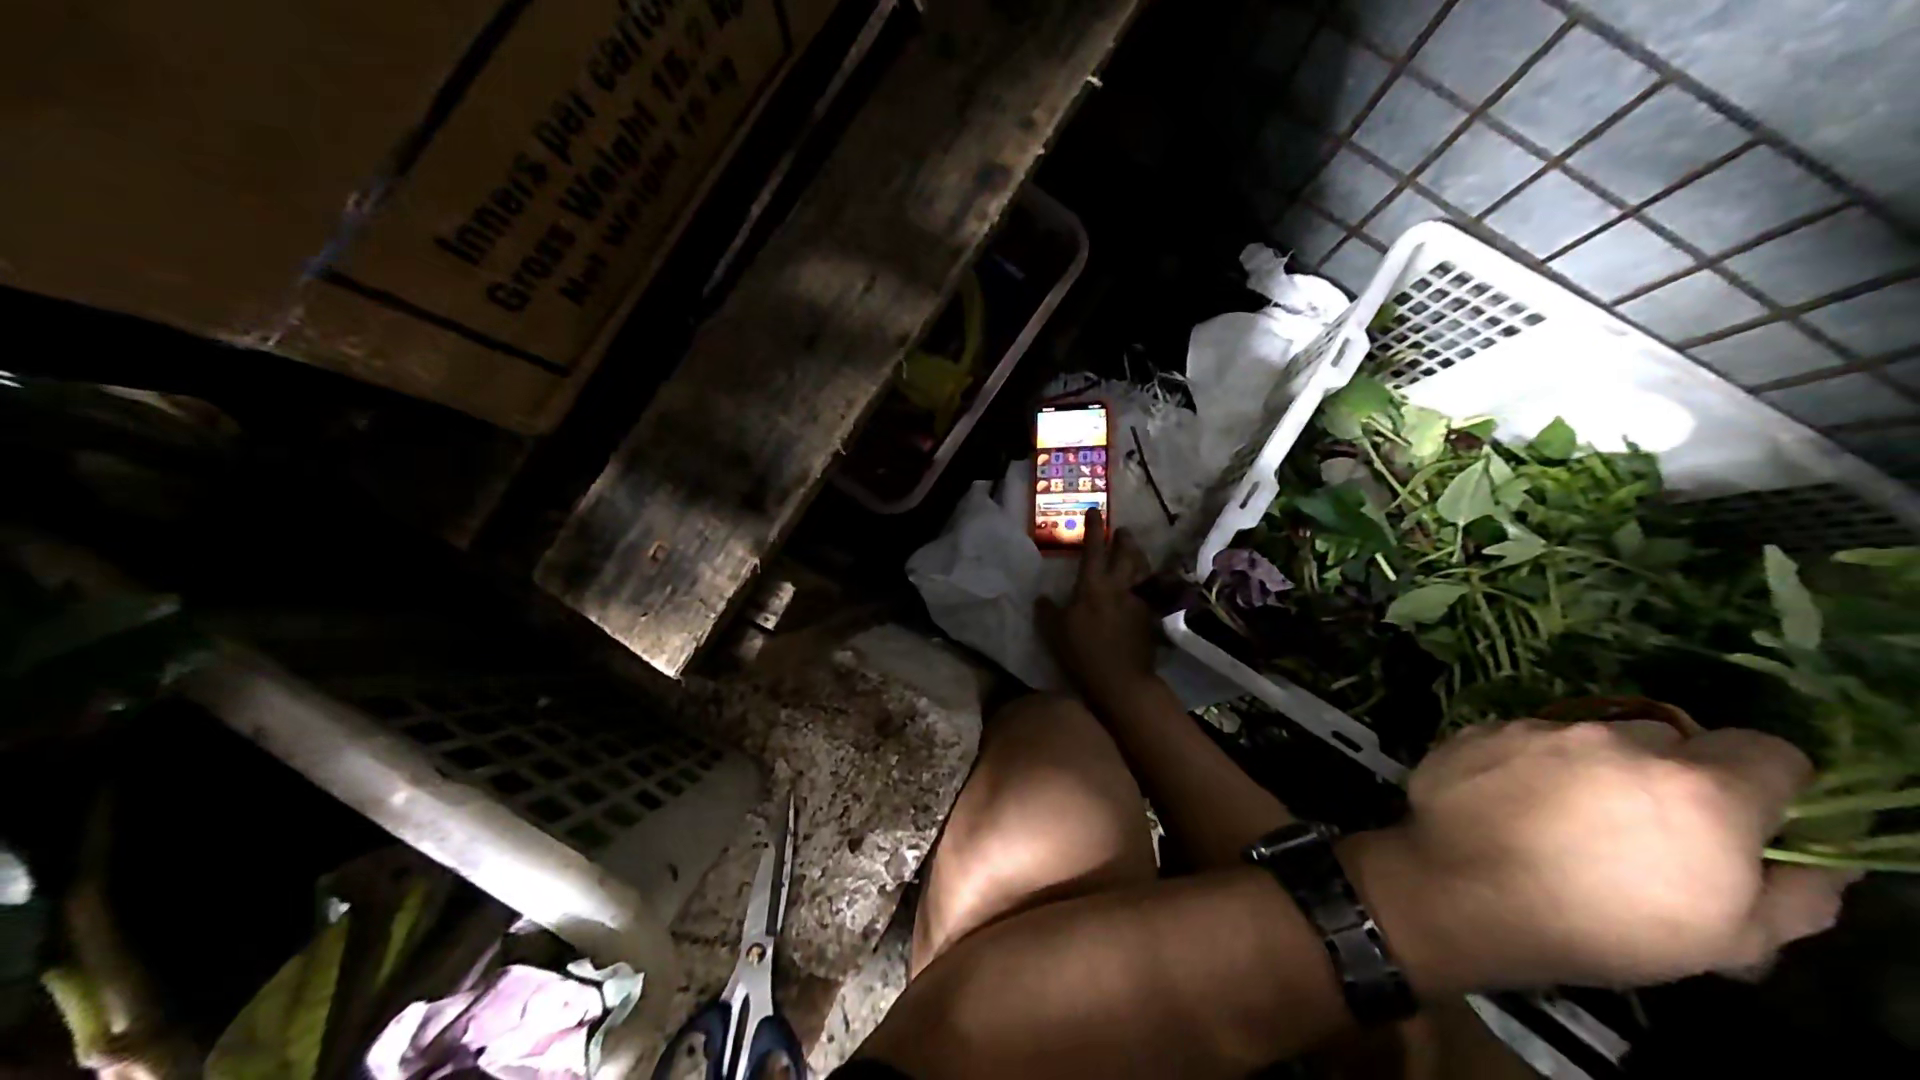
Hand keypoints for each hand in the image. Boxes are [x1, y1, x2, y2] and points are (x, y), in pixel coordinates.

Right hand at [1037, 509, 1156, 705]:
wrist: (1121, 679)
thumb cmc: (1083, 653)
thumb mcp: (1054, 631)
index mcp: (1093, 585)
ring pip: (1142, 568)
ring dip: (1138, 555)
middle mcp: (1118, 586)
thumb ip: (1048, 611)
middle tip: (1121, 530)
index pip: (1093, 549)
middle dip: (1123, 538)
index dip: (1094, 528)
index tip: (1095, 512)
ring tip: (1135, 550)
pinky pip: (1149, 589)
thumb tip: (1041, 598)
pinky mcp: (1149, 616)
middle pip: (1126, 553)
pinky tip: (1143, 583)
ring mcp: (1137, 600)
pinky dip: (1146, 580)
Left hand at [1344, 719, 1849, 991]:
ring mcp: (1536, 728)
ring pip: (1588, 738)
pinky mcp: (1479, 730)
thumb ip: (1796, 894)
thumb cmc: (1602, 926)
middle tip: (1644, 826)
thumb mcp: (1730, 939)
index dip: (1768, 786)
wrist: (1462, 893)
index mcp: (1696, 785)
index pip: (1767, 751)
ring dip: (1593, 767)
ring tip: (1566, 818)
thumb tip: (1814, 863)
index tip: (1748, 819)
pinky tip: (1511, 804)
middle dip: (1671, 776)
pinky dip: (1529, 765)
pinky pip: (1524, 740)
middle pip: (1669, 741)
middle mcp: (1613, 740)